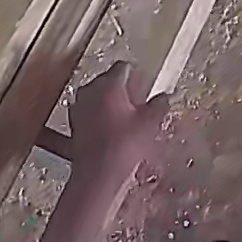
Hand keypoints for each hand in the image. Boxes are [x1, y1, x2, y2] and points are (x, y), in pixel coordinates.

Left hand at [68, 62, 168, 187]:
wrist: (98, 174)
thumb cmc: (124, 145)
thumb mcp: (150, 123)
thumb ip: (159, 105)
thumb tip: (166, 97)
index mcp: (109, 84)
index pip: (123, 67)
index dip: (136, 74)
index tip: (145, 83)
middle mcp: (90, 91)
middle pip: (108, 80)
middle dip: (124, 89)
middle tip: (139, 102)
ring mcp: (79, 107)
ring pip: (98, 97)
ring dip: (111, 103)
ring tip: (127, 118)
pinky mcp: (75, 124)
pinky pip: (91, 113)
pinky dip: (101, 117)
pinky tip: (113, 131)